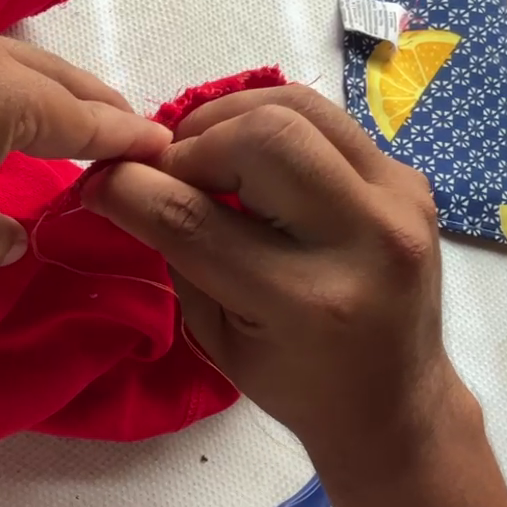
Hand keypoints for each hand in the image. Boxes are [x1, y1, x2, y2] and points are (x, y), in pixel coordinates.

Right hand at [81, 84, 468, 483]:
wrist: (394, 399)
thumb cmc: (289, 380)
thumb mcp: (211, 333)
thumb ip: (175, 252)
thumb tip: (123, 183)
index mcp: (303, 300)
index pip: (192, 218)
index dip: (128, 189)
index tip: (96, 184)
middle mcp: (364, 238)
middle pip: (261, 137)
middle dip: (190, 145)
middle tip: (167, 175)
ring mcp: (399, 198)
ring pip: (296, 106)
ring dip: (226, 120)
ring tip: (200, 156)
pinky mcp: (409, 175)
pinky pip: (323, 117)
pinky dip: (263, 123)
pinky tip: (242, 158)